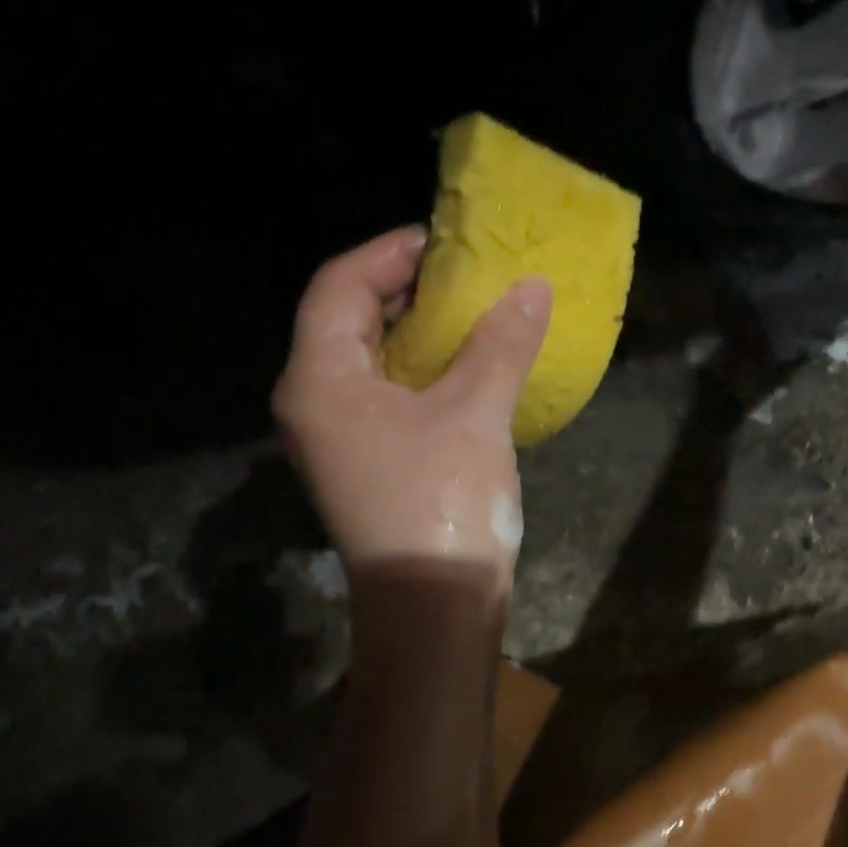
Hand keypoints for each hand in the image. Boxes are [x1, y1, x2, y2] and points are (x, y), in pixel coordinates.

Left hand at [273, 226, 553, 580]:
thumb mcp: (476, 414)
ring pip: (367, 362)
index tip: (442, 240)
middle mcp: (313, 404)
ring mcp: (337, 440)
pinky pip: (384, 396)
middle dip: (402, 290)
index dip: (388, 254)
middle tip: (462, 272)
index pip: (339, 288)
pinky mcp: (366, 465)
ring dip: (415, 332)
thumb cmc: (443, 503)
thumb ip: (501, 344)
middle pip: (347, 321)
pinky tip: (466, 369)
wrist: (434, 606)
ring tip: (471, 312)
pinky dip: (420, 371)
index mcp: (320, 381)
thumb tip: (534, 286)